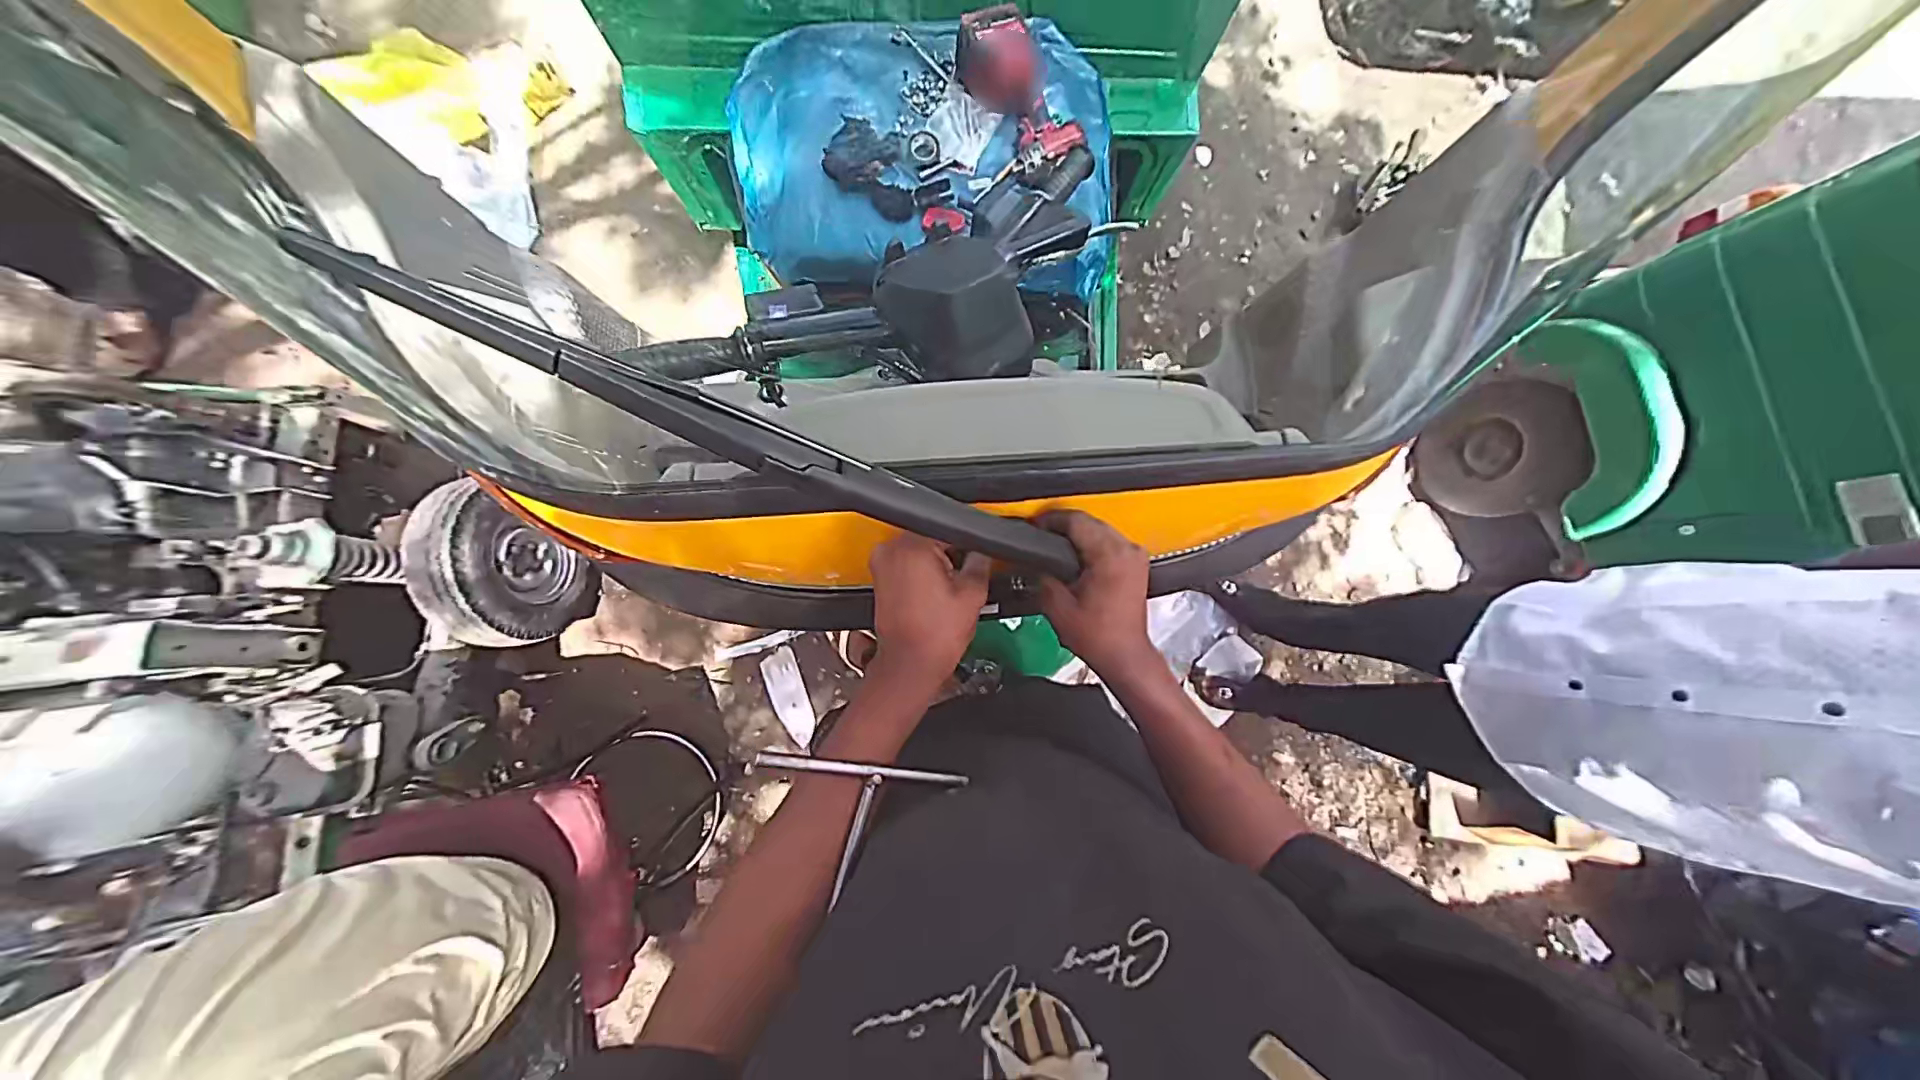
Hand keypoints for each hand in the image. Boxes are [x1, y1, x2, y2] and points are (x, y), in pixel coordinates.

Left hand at [869, 533, 990, 690]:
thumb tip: (983, 551)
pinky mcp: (879, 578)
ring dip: (936, 561)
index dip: (969, 540)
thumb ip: (981, 562)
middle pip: (931, 535)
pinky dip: (921, 572)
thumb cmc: (934, 636)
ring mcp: (882, 563)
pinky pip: (906, 564)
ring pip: (918, 549)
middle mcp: (892, 550)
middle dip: (952, 550)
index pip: (949, 527)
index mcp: (914, 546)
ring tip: (949, 587)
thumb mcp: (973, 594)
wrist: (910, 664)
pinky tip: (936, 592)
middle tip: (966, 573)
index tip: (978, 551)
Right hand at [1034, 511, 1154, 679]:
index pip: (1076, 520)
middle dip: (1063, 525)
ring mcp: (1135, 556)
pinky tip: (1077, 555)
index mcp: (1109, 555)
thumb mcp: (1057, 606)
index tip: (1035, 524)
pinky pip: (1111, 542)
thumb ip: (1042, 576)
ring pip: (1101, 529)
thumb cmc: (1099, 637)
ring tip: (1056, 544)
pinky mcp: (1136, 565)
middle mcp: (1126, 551)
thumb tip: (1034, 561)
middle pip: (1090, 521)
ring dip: (1078, 533)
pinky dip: (1092, 543)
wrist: (1124, 654)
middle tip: (1041, 533)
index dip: (1050, 519)